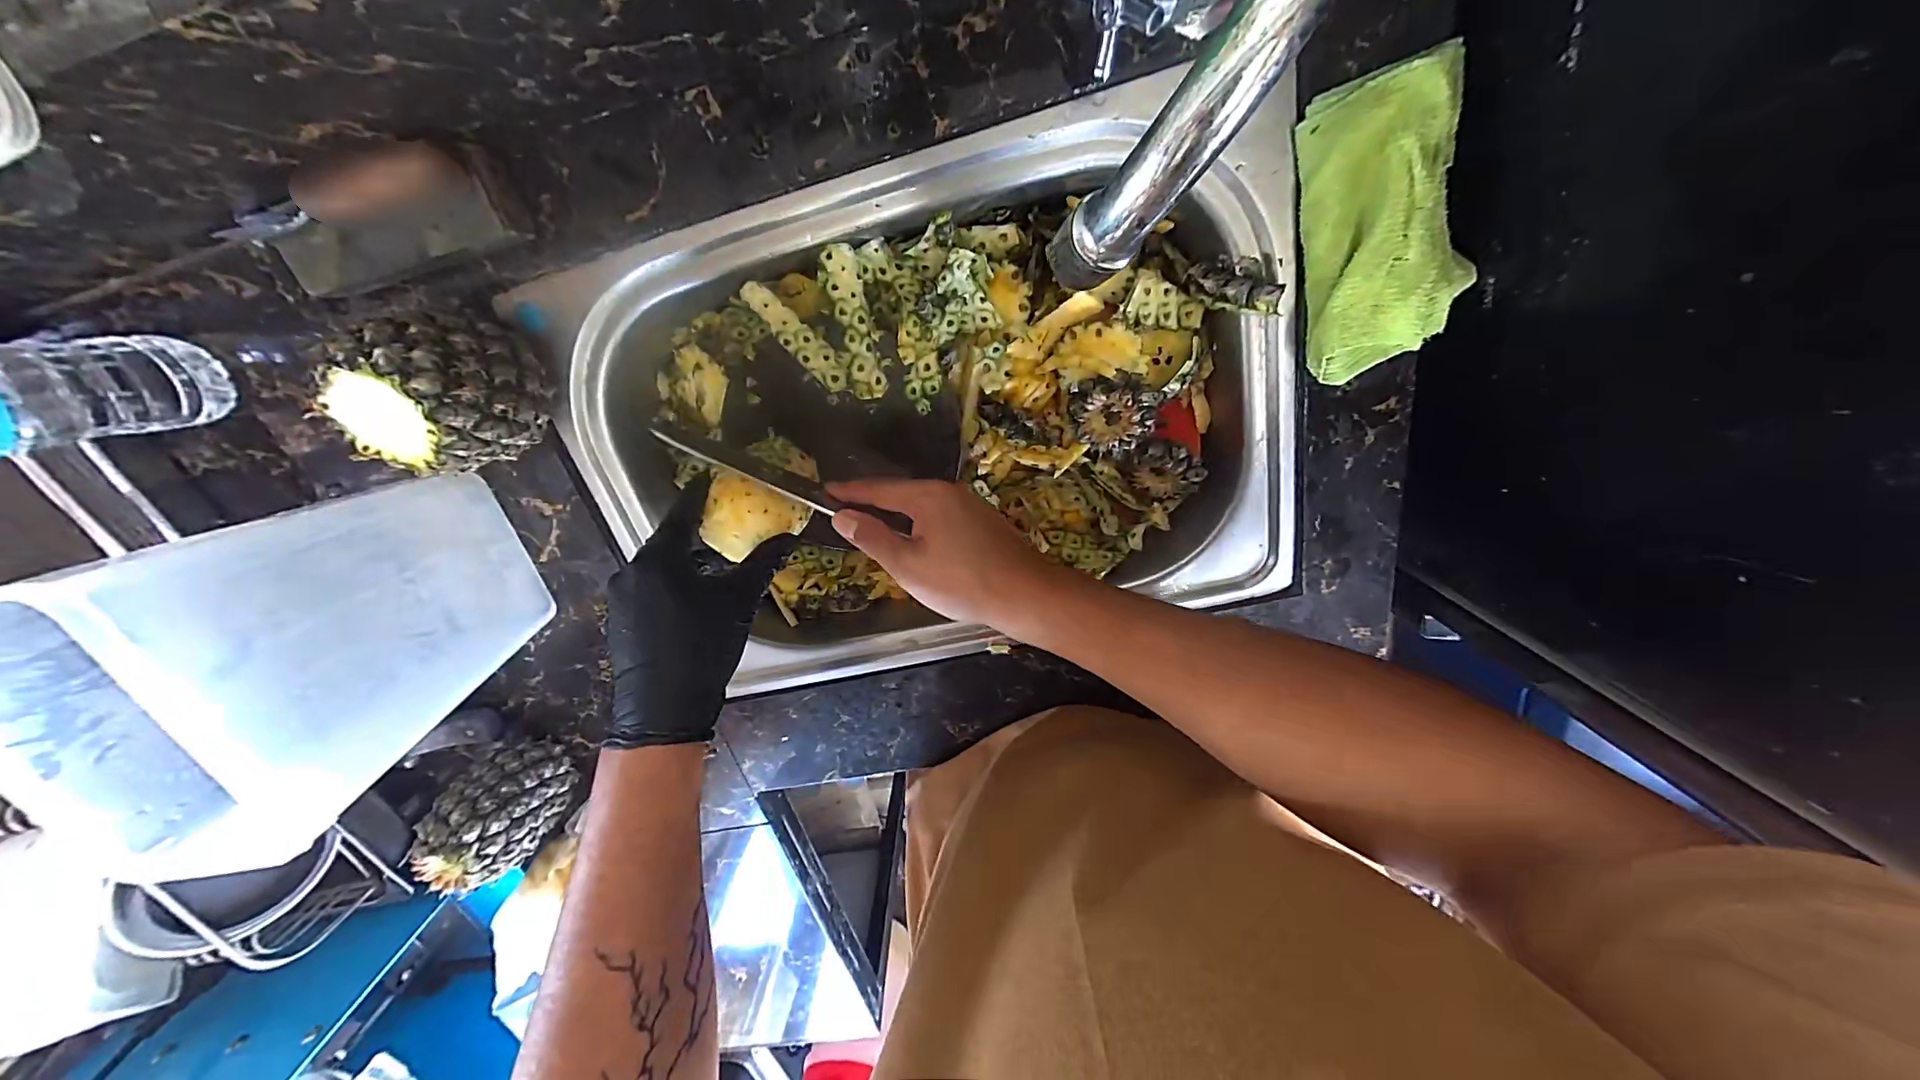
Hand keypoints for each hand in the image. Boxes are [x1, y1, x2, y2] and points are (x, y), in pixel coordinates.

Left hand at [604, 475, 794, 748]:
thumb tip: (789, 538)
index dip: (699, 494)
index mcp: (660, 559)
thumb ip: (763, 563)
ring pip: (658, 566)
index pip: (682, 514)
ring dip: (685, 562)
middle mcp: (632, 570)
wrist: (663, 706)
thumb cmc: (704, 646)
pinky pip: (648, 588)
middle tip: (724, 530)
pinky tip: (692, 601)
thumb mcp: (739, 601)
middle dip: (697, 535)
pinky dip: (671, 584)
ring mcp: (621, 596)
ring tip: (714, 570)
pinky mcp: (620, 619)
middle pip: (669, 541)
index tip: (712, 479)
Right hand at [826, 478, 1080, 632]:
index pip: (879, 489)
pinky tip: (916, 536)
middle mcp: (949, 491)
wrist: (1025, 594)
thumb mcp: (908, 565)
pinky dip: (919, 521)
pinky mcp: (983, 521)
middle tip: (845, 506)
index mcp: (927, 496)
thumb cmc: (961, 582)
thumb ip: (873, 538)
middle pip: (902, 492)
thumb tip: (843, 515)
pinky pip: (940, 514)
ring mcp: (970, 504)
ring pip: (923, 504)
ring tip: (874, 520)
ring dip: (897, 511)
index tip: (826, 490)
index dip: (850, 491)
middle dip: (873, 499)